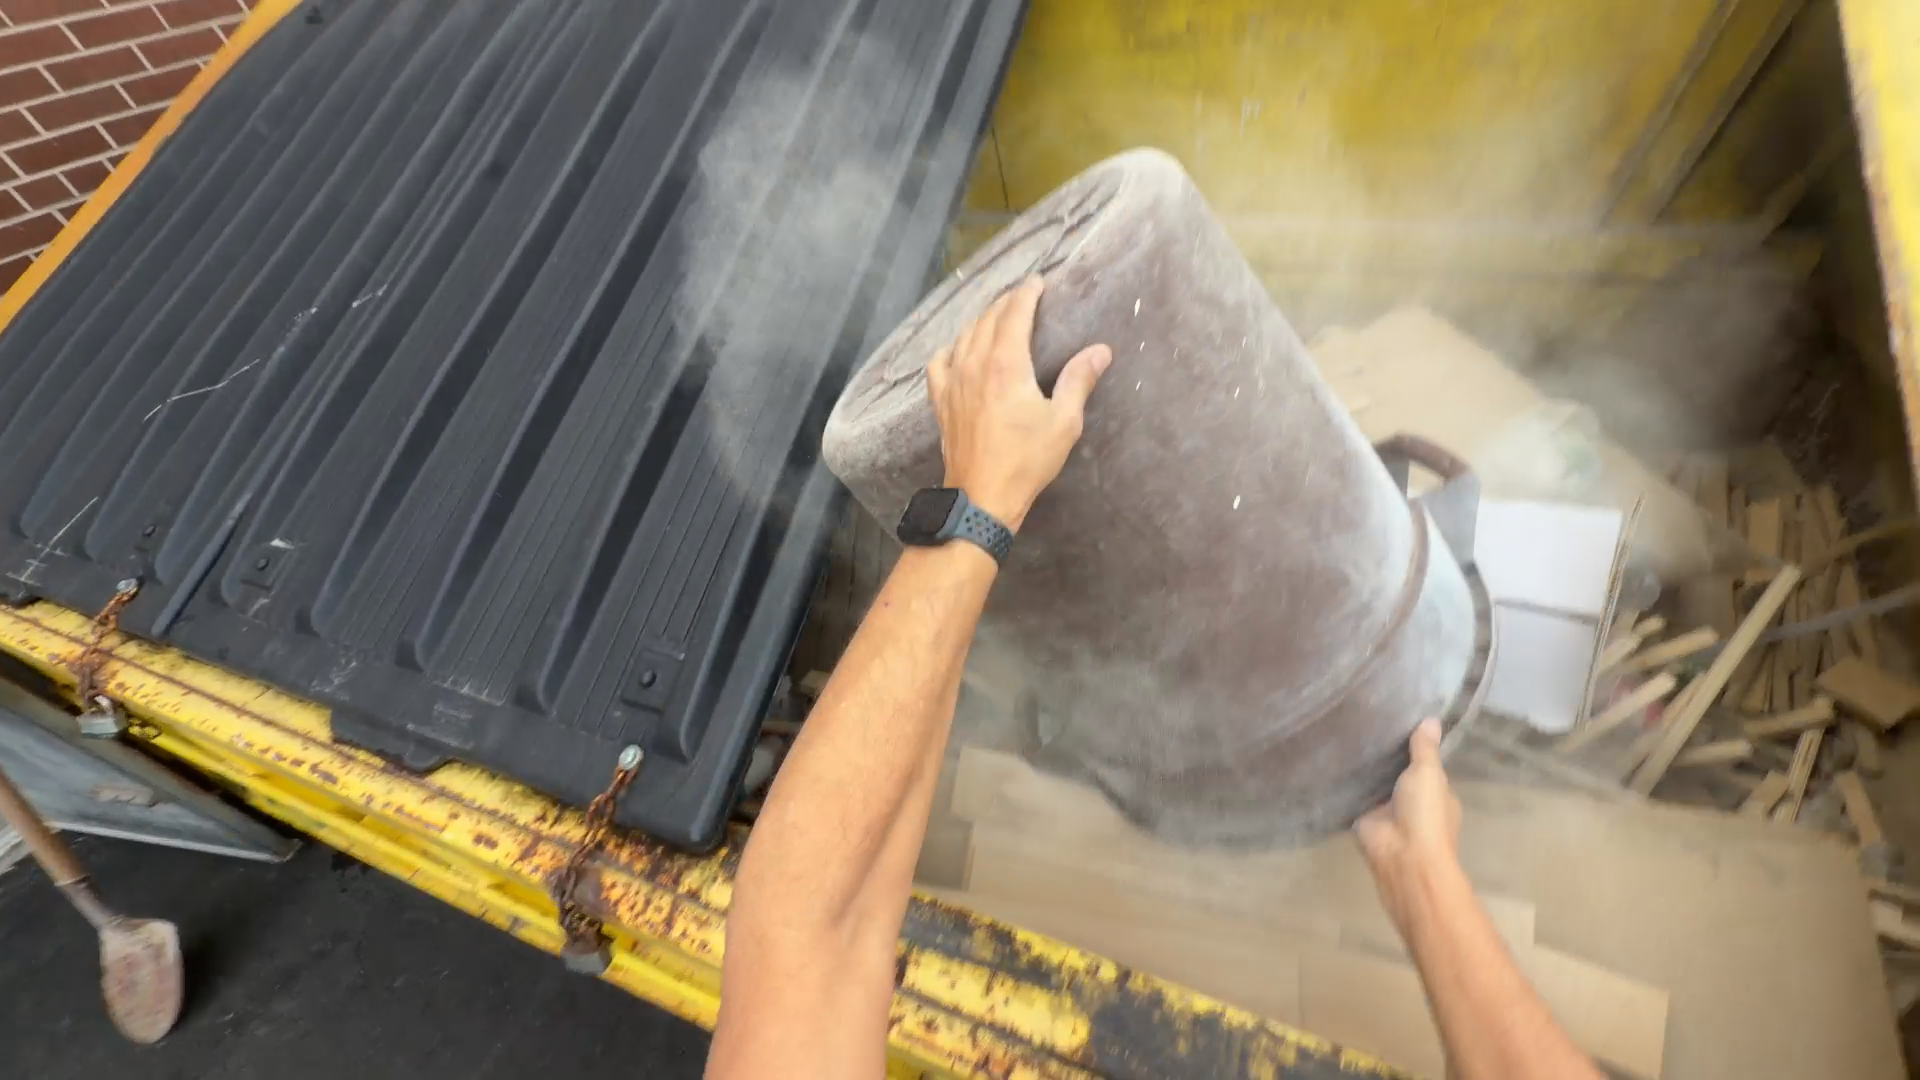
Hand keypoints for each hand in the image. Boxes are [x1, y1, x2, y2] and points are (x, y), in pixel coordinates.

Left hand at [927, 277, 1111, 530]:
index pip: (1014, 313)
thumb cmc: (1026, 461)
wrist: (982, 497)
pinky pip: (939, 363)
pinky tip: (958, 351)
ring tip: (996, 318)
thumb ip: (1078, 381)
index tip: (1038, 281)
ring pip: (963, 336)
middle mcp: (974, 365)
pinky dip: (951, 349)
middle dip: (1005, 303)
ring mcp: (952, 383)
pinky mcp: (940, 402)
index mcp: (1006, 364)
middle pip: (987, 319)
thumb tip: (1100, 351)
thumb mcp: (1063, 423)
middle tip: (1022, 298)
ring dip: (981, 321)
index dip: (1027, 293)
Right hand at [1355, 718, 1463, 930]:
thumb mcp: (1428, 775)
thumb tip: (1431, 718)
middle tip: (1359, 720)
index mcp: (1436, 791)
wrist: (1401, 854)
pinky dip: (1345, 779)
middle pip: (1396, 770)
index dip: (1412, 744)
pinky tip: (1328, 756)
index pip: (1424, 762)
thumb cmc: (1424, 814)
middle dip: (1383, 753)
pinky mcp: (1362, 813)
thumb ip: (1425, 749)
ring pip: (1374, 780)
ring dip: (1363, 766)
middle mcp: (1412, 799)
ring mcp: (1386, 807)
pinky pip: (1353, 791)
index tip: (1392, 718)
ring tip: (1340, 731)